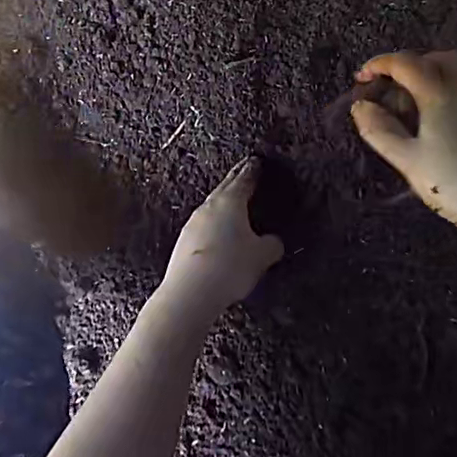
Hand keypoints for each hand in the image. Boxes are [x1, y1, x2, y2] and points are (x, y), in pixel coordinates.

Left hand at [163, 156, 284, 314]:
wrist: (189, 293)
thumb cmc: (230, 267)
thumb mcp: (262, 256)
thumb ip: (272, 245)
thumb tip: (273, 242)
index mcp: (230, 202)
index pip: (244, 179)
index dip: (252, 171)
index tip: (256, 162)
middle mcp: (209, 208)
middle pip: (225, 188)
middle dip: (236, 179)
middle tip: (244, 171)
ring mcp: (193, 224)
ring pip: (212, 207)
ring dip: (223, 203)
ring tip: (233, 203)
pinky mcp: (183, 243)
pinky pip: (203, 226)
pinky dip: (213, 224)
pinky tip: (217, 234)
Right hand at [350, 51, 456, 243]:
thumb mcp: (409, 160)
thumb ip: (381, 130)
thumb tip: (361, 106)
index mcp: (440, 93)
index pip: (406, 63)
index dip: (381, 64)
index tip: (362, 76)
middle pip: (440, 58)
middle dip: (414, 64)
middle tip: (394, 87)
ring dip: (432, 80)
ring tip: (413, 112)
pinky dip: (447, 97)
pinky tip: (439, 129)